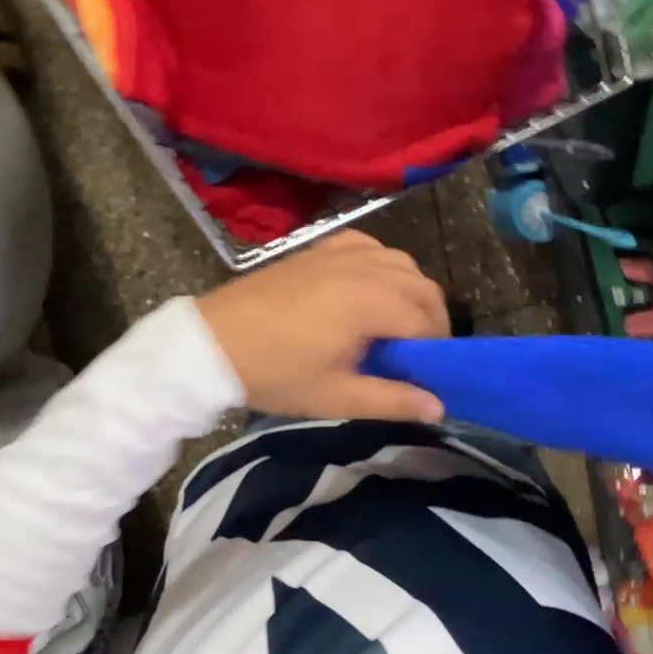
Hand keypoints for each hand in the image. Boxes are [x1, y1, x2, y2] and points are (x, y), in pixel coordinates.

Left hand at [197, 231, 448, 421]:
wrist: (213, 343)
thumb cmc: (276, 373)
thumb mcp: (336, 397)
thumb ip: (391, 400)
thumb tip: (439, 407)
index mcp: (371, 303)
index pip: (428, 320)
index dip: (436, 348)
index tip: (426, 372)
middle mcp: (365, 268)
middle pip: (423, 288)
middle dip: (431, 319)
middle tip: (415, 354)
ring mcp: (343, 253)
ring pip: (403, 263)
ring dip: (411, 291)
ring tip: (395, 324)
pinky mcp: (322, 248)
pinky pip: (371, 246)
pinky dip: (383, 264)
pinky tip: (371, 286)